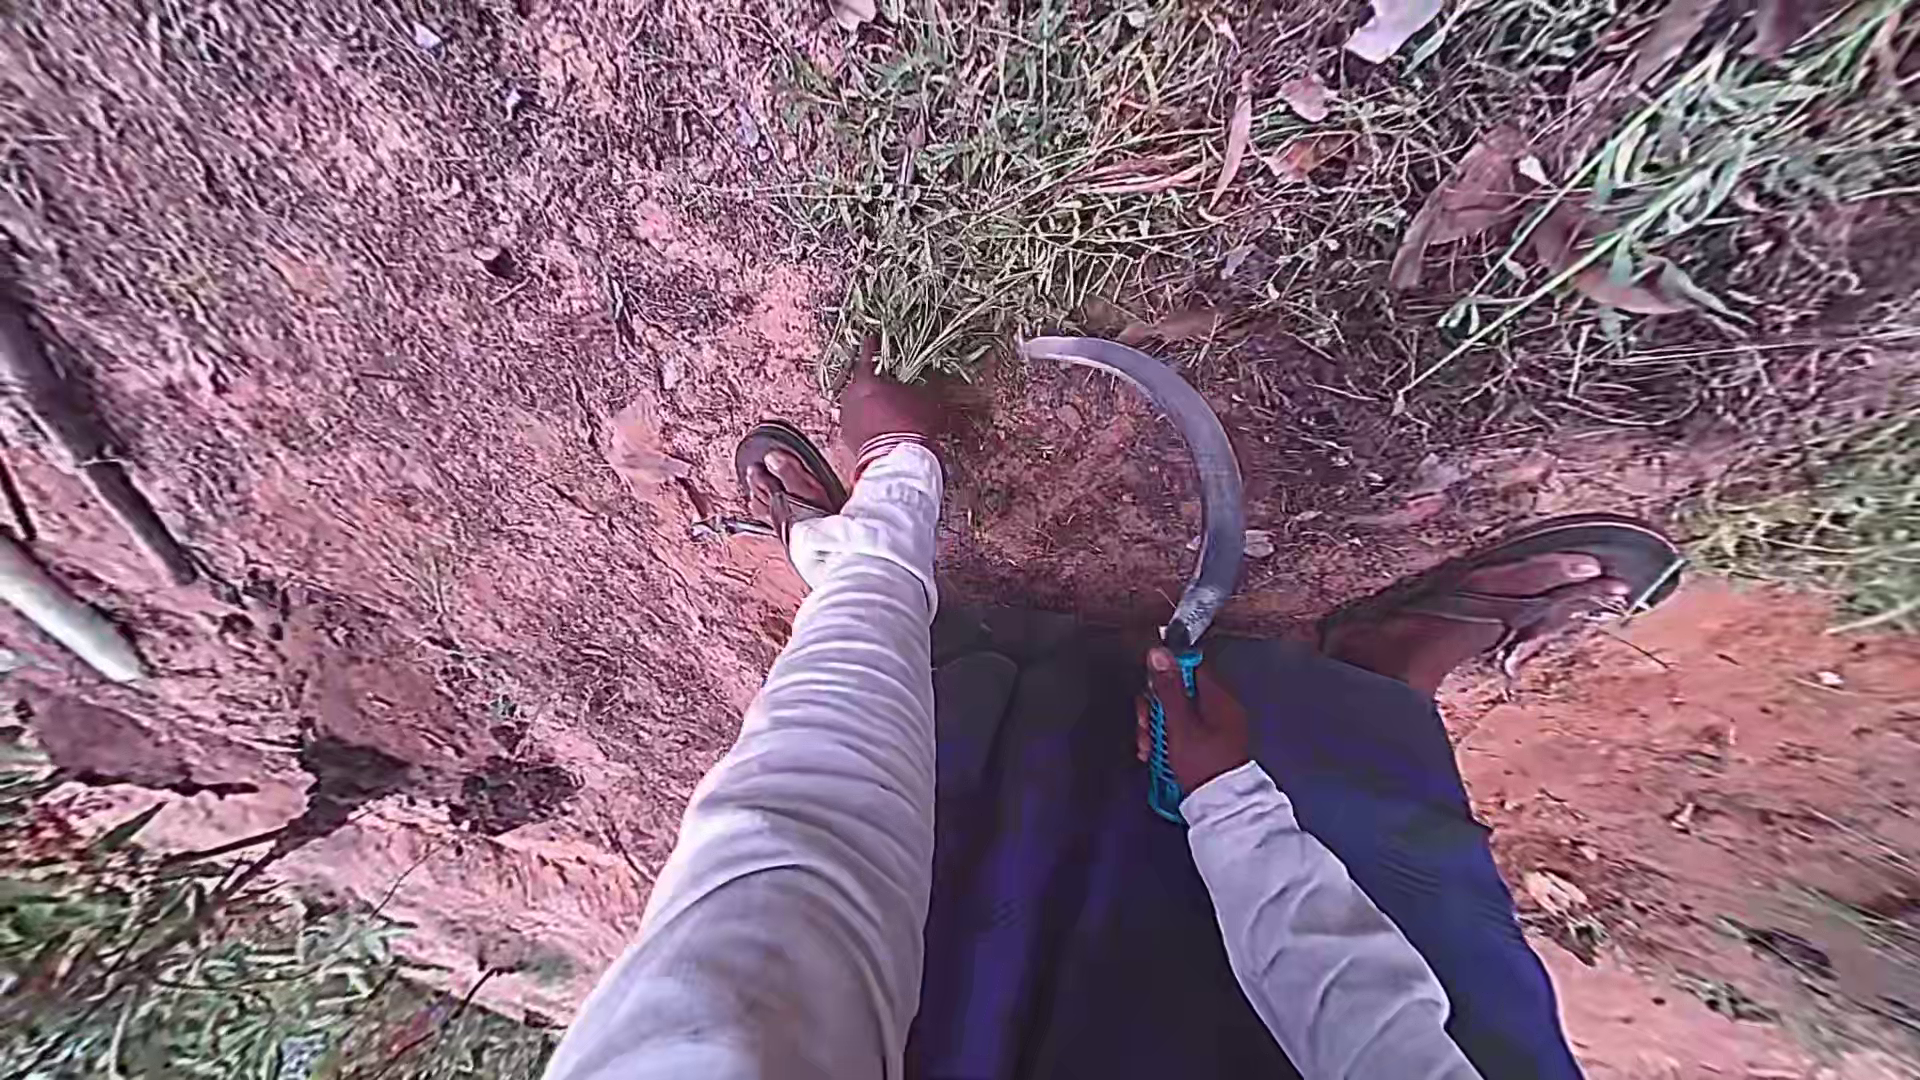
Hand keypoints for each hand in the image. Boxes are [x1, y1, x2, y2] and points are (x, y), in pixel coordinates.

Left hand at [839, 341, 942, 454]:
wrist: (897, 460)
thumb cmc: (911, 424)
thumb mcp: (927, 398)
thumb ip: (926, 384)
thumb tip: (933, 378)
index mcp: (865, 380)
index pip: (867, 355)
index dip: (871, 346)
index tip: (871, 338)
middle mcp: (850, 397)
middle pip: (860, 382)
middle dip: (873, 382)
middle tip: (886, 381)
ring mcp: (846, 419)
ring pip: (858, 404)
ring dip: (870, 404)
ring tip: (886, 408)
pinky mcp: (848, 440)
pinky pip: (859, 424)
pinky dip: (869, 423)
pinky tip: (882, 427)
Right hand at [1135, 647, 1251, 792]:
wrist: (1220, 808)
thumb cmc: (1202, 761)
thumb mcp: (1179, 722)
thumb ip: (1168, 687)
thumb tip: (1158, 652)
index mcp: (1218, 697)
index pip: (1190, 667)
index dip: (1166, 674)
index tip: (1151, 690)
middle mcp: (1219, 708)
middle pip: (1178, 691)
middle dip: (1154, 707)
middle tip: (1145, 723)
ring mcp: (1213, 728)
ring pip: (1175, 713)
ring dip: (1155, 726)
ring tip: (1147, 744)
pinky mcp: (1206, 745)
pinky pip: (1181, 730)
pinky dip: (1165, 739)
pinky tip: (1153, 752)